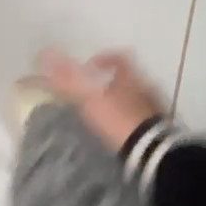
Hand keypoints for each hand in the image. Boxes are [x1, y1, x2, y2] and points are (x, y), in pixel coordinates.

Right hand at [39, 49, 165, 149]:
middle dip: (112, 83)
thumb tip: (45, 53)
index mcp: (130, 76)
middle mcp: (146, 87)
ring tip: (107, 115)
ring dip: (122, 101)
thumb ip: (66, 78)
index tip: (89, 67)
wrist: (152, 152)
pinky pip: (144, 117)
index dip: (104, 59)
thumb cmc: (118, 119)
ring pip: (137, 97)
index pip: (119, 58)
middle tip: (96, 93)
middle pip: (129, 77)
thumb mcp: (88, 98)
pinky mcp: (160, 128)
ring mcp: (156, 108)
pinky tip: (122, 131)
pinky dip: (132, 119)